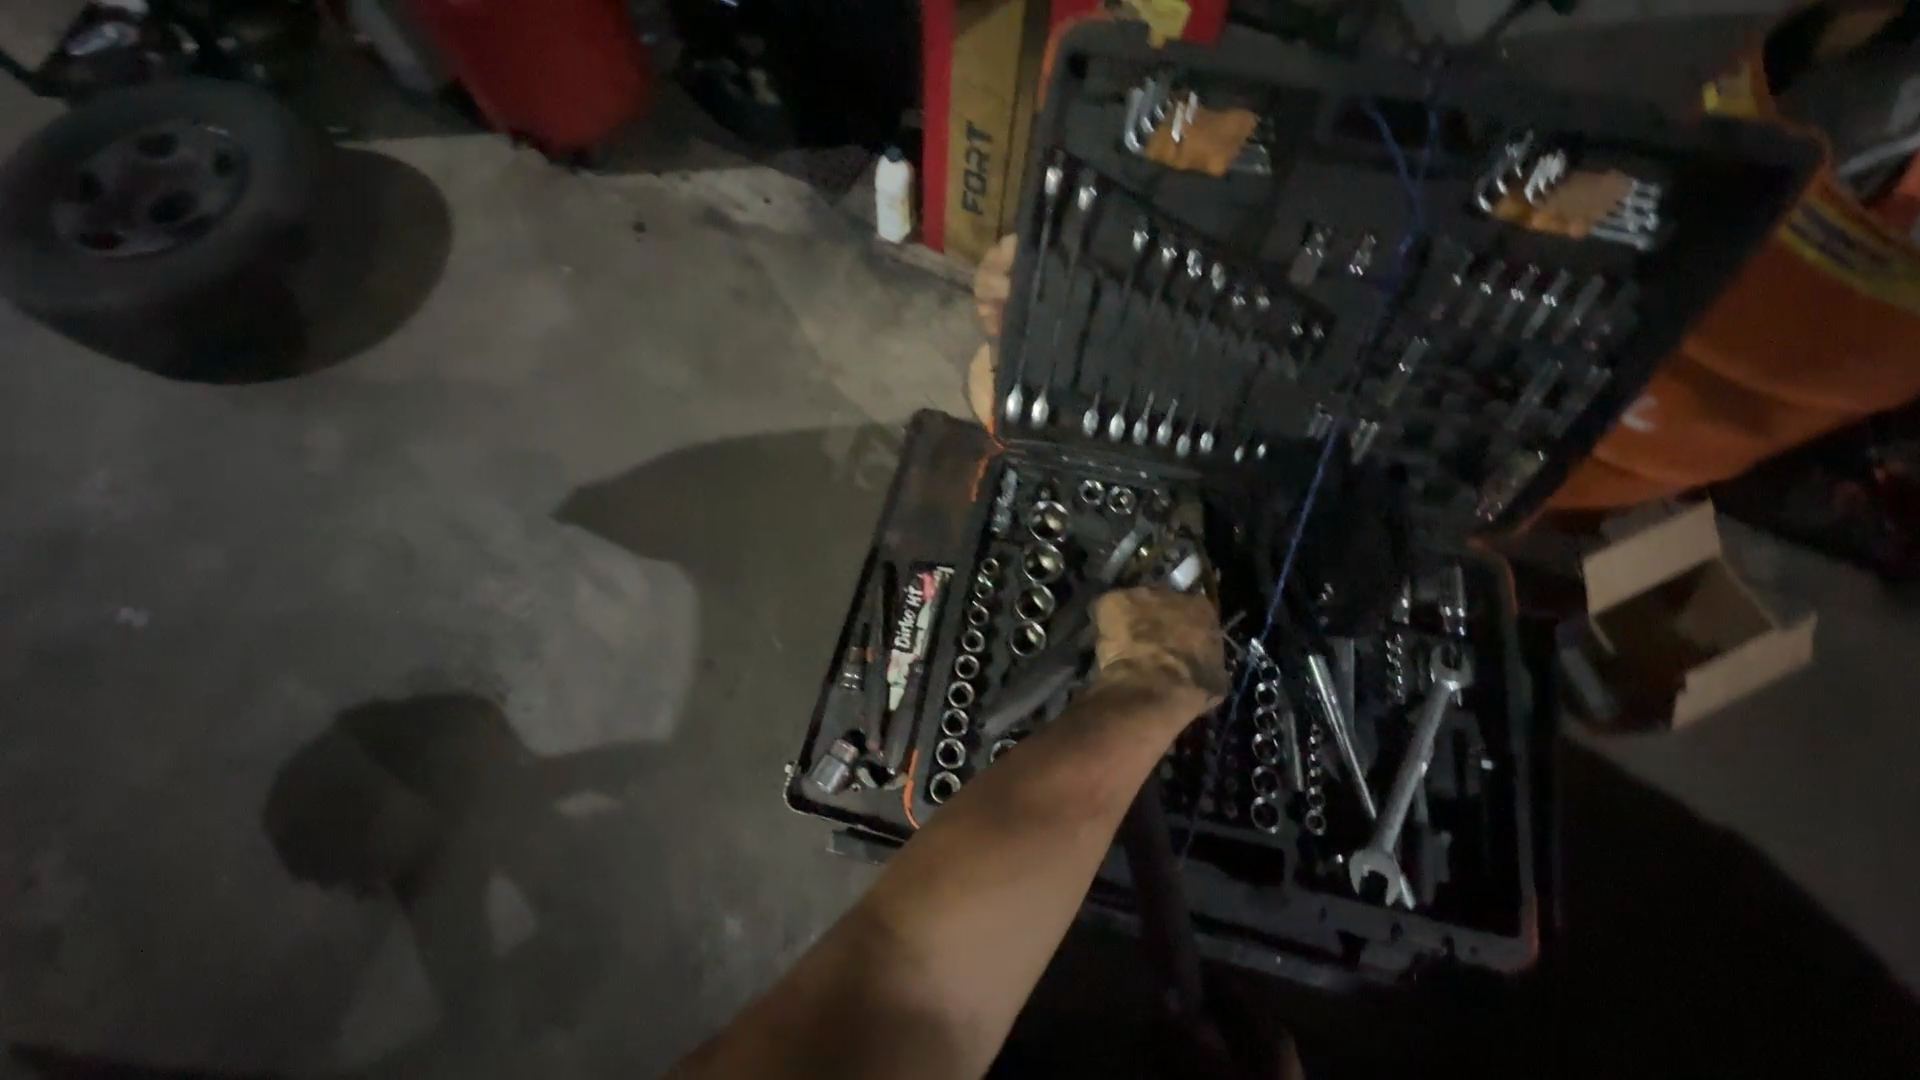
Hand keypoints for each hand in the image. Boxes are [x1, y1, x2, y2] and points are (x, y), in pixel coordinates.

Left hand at [1091, 587, 1227, 710]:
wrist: (1153, 687)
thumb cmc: (1190, 687)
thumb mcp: (1215, 678)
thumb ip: (1208, 660)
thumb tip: (1202, 665)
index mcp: (1202, 609)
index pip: (1194, 610)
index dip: (1184, 626)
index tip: (1178, 642)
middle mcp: (1171, 594)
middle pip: (1162, 602)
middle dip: (1156, 619)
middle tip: (1149, 642)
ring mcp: (1139, 595)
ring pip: (1134, 604)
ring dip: (1131, 620)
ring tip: (1125, 643)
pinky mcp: (1111, 601)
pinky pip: (1106, 609)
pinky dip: (1105, 623)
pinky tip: (1107, 642)